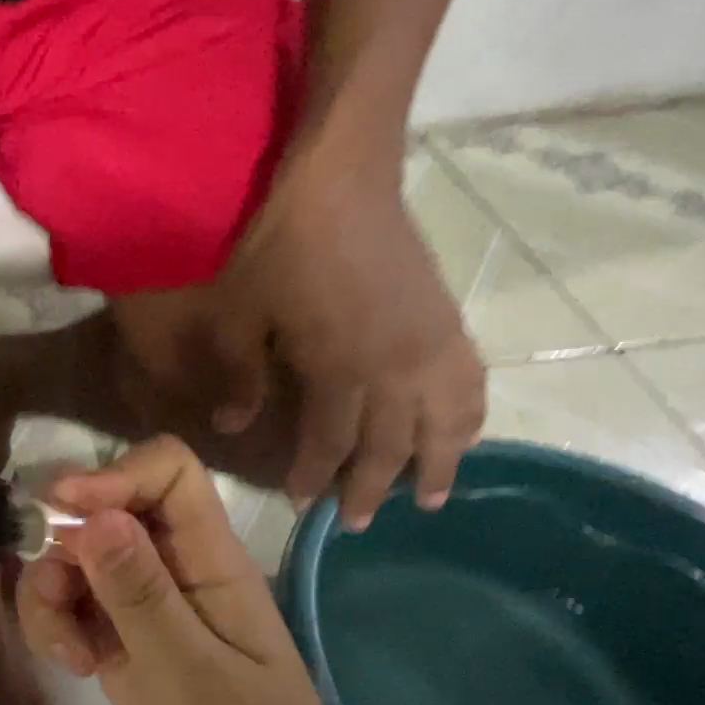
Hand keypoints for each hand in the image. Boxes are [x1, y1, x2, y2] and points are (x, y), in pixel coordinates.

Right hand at [17, 436, 421, 704]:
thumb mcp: (189, 675)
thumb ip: (140, 593)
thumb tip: (94, 515)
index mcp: (210, 559)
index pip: (168, 471)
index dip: (114, 474)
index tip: (66, 510)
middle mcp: (172, 566)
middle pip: (104, 509)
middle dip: (66, 546)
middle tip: (56, 597)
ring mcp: (142, 601)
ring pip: (74, 556)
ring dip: (50, 592)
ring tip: (66, 651)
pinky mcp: (116, 633)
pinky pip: (67, 601)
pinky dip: (53, 623)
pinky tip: (71, 665)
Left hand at [121, 136, 485, 528]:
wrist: (330, 179)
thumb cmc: (270, 245)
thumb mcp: (239, 314)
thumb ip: (242, 375)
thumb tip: (234, 427)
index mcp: (341, 369)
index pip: (330, 442)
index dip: (315, 476)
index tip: (300, 506)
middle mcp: (397, 366)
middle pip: (391, 443)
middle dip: (373, 486)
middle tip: (359, 524)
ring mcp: (430, 341)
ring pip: (445, 420)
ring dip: (437, 462)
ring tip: (429, 499)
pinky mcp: (446, 315)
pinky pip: (470, 380)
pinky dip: (469, 414)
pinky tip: (462, 429)